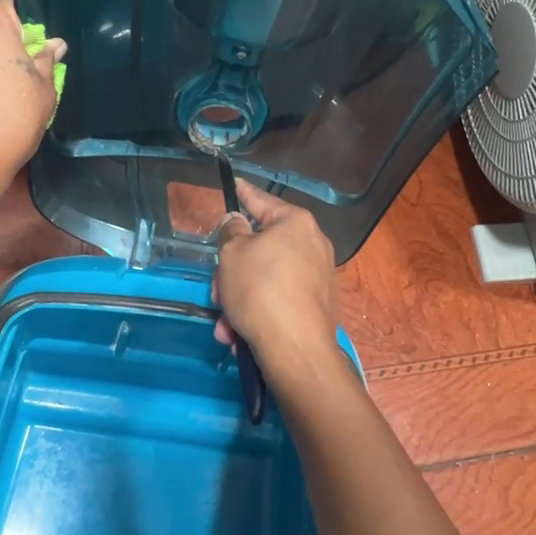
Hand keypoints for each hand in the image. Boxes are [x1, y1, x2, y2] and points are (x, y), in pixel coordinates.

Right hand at [212, 182, 339, 372]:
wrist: (297, 351)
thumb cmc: (260, 291)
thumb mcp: (232, 254)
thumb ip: (232, 232)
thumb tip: (238, 223)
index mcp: (295, 223)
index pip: (262, 200)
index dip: (243, 193)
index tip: (235, 183)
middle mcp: (313, 244)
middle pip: (261, 248)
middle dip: (232, 271)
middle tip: (217, 290)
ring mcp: (318, 277)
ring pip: (266, 279)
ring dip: (239, 299)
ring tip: (226, 326)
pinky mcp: (318, 306)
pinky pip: (278, 300)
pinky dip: (258, 313)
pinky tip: (240, 336)